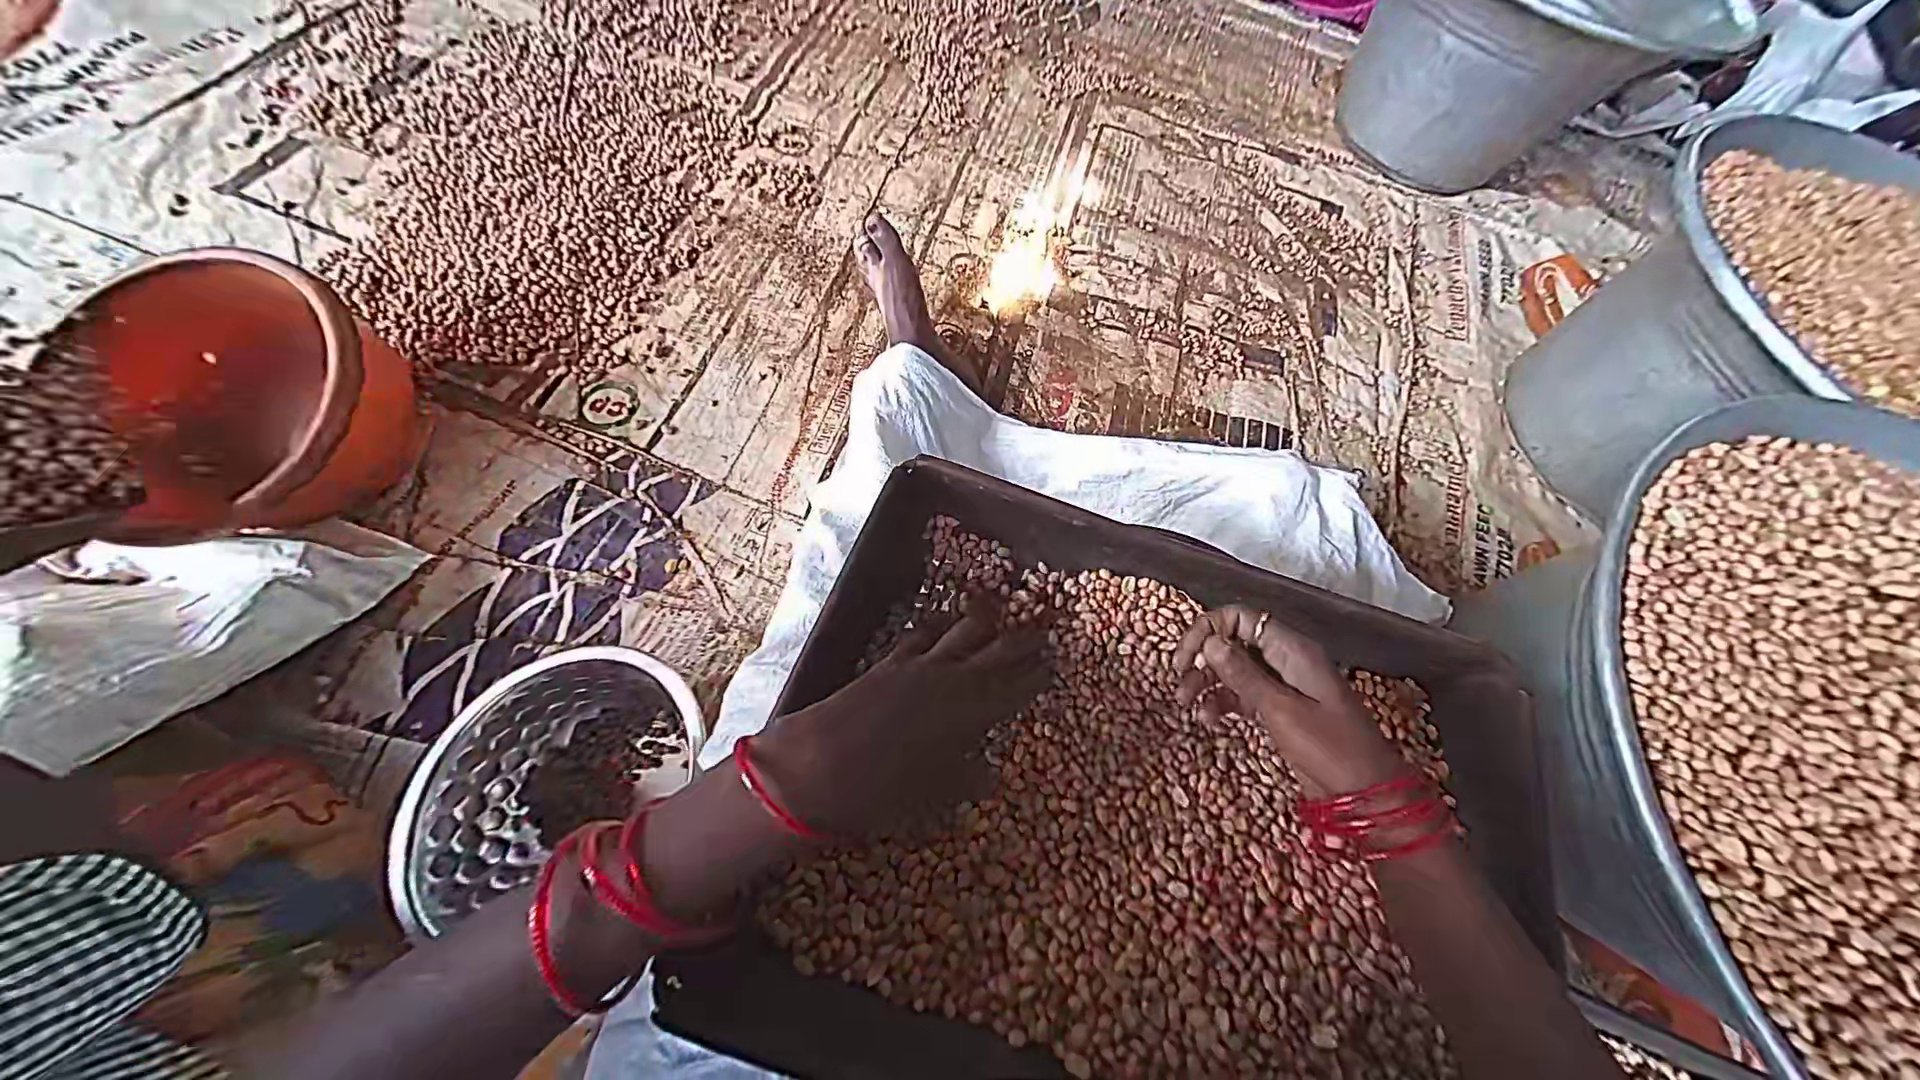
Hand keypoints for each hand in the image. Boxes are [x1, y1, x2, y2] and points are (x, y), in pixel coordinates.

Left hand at [752, 596, 1051, 836]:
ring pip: (964, 632)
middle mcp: (952, 680)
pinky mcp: (891, 661)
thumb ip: (966, 780)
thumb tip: (991, 775)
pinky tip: (942, 622)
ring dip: (986, 623)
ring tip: (1001, 613)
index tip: (1054, 664)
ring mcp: (920, 666)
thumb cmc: (882, 792)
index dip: (1037, 675)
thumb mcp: (933, 797)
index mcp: (971, 713)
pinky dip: (938, 626)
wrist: (818, 765)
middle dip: (1024, 641)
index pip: (1016, 687)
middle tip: (1045, 631)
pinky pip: (923, 634)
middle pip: (998, 650)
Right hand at [1173, 605, 1408, 798]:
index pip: (1241, 618)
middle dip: (1202, 659)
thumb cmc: (1329, 748)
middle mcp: (1284, 660)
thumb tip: (1209, 643)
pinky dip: (1221, 703)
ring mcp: (1281, 685)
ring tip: (1184, 704)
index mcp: (1292, 650)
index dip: (1208, 629)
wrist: (1368, 796)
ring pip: (1232, 670)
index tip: (1186, 656)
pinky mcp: (1278, 710)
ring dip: (1206, 683)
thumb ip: (1243, 674)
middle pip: (1232, 642)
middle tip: (1179, 681)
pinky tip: (1207, 719)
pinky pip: (1241, 695)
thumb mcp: (1281, 709)